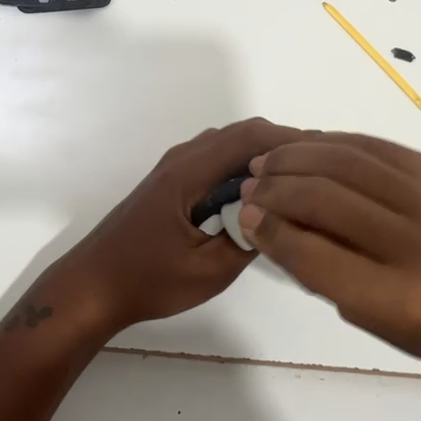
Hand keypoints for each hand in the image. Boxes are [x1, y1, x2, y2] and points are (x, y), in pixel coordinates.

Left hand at [40, 118, 305, 335]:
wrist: (94, 285)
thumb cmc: (148, 279)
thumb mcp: (208, 270)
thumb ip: (248, 239)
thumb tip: (282, 215)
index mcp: (189, 172)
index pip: (248, 138)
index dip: (289, 140)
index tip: (327, 154)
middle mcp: (181, 159)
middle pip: (239, 135)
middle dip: (282, 145)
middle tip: (321, 168)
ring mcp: (174, 170)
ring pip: (226, 146)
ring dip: (261, 156)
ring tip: (299, 179)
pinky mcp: (170, 184)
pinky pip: (214, 161)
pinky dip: (242, 167)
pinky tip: (261, 194)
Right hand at [238, 132, 420, 367]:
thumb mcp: (378, 320)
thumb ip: (324, 272)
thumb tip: (267, 221)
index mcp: (410, 303)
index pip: (320, 258)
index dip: (273, 233)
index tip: (245, 217)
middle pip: (329, 201)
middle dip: (277, 191)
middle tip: (248, 188)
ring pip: (347, 163)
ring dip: (295, 159)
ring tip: (266, 163)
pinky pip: (372, 146)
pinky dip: (328, 145)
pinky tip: (302, 150)